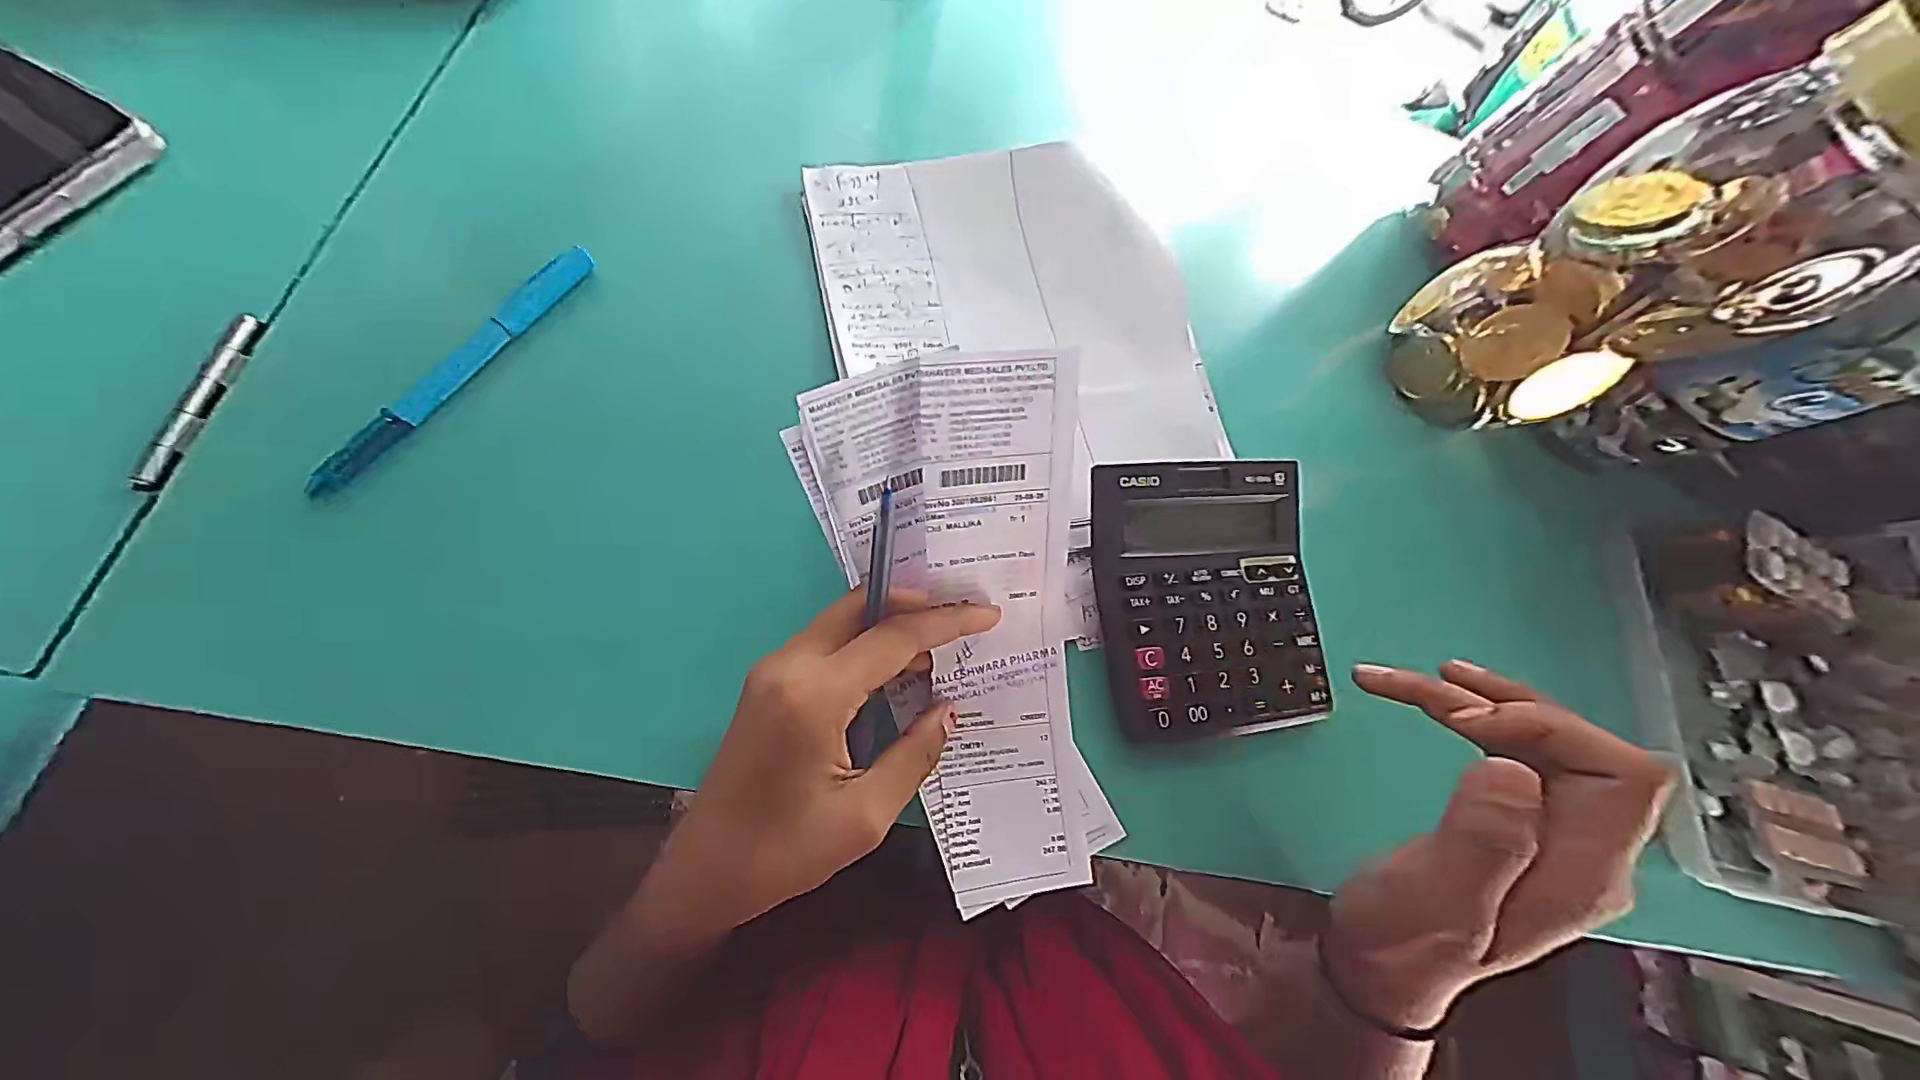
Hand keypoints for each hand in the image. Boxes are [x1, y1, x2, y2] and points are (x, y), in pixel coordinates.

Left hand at [647, 586, 1000, 929]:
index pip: (893, 637)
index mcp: (814, 695)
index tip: (987, 614)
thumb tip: (948, 710)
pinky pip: (827, 642)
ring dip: (891, 623)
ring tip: (941, 643)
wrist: (704, 870)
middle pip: (861, 608)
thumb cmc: (784, 852)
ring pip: (843, 620)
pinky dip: (866, 642)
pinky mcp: (768, 682)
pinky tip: (897, 666)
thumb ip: (914, 754)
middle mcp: (789, 665)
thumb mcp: (865, 815)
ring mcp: (773, 669)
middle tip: (962, 612)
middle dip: (916, 603)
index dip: (946, 622)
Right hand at [1323, 660, 1672, 1030]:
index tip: (1464, 719)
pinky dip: (1472, 715)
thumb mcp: (1439, 900)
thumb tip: (1511, 766)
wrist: (1380, 962)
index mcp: (1584, 872)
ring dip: (1482, 701)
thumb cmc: (1405, 938)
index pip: (1621, 774)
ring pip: (1544, 739)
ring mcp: (1550, 830)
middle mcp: (1583, 847)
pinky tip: (1439, 700)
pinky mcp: (1513, 816)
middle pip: (1581, 745)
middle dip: (1502, 705)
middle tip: (1425, 690)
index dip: (1550, 728)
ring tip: (1424, 680)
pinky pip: (1513, 749)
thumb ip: (1482, 841)